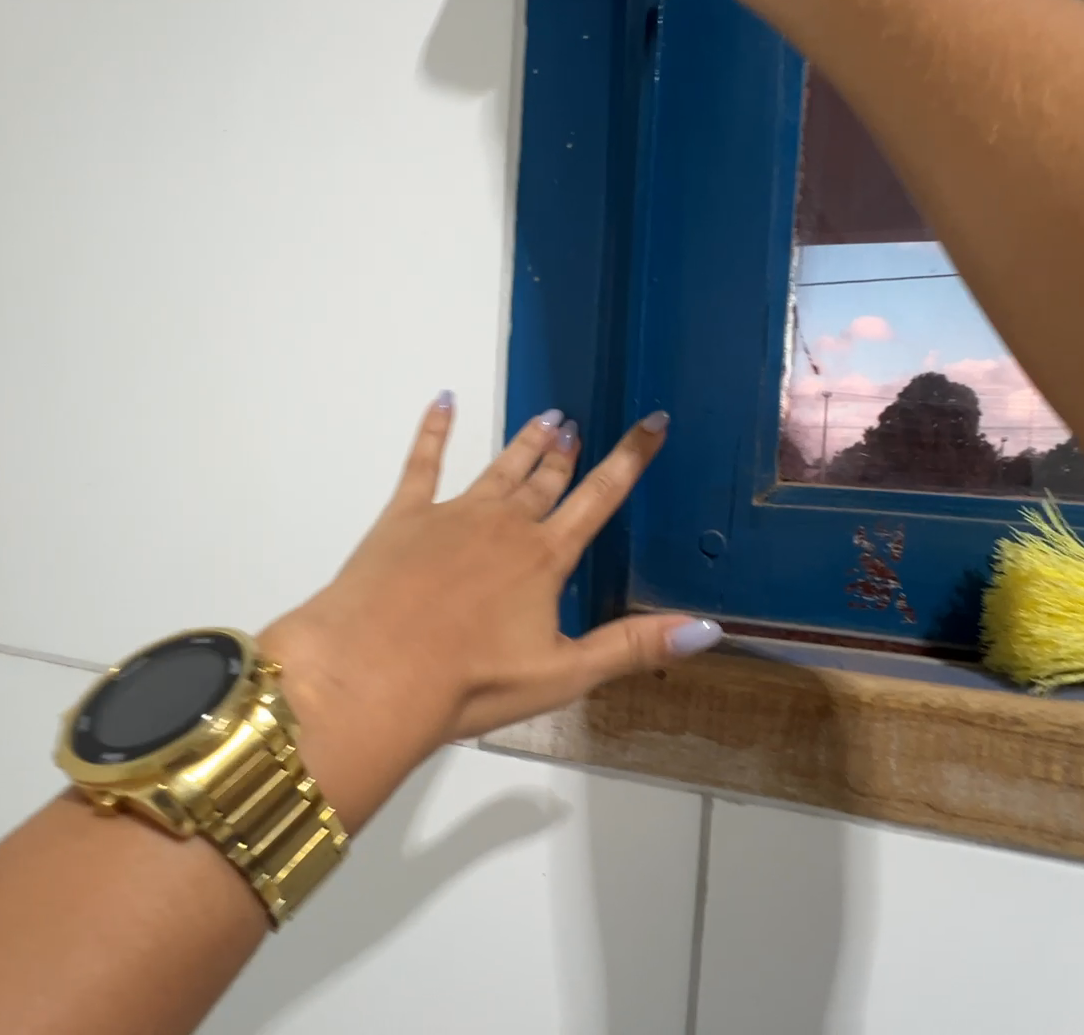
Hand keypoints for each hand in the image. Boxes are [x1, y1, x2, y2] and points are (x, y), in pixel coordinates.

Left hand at [262, 394, 722, 749]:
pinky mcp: (404, 516)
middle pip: (546, 479)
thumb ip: (634, 647)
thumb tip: (709, 628)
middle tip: (577, 425)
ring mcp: (452, 513)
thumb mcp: (563, 674)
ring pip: (500, 467)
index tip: (652, 424)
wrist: (374, 676)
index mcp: (544, 558)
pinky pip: (423, 462)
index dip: (630, 460)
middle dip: (566, 452)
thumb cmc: (471, 683)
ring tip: (546, 416)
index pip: (600, 498)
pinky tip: (443, 400)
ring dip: (525, 442)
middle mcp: (505, 524)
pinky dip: (435, 429)